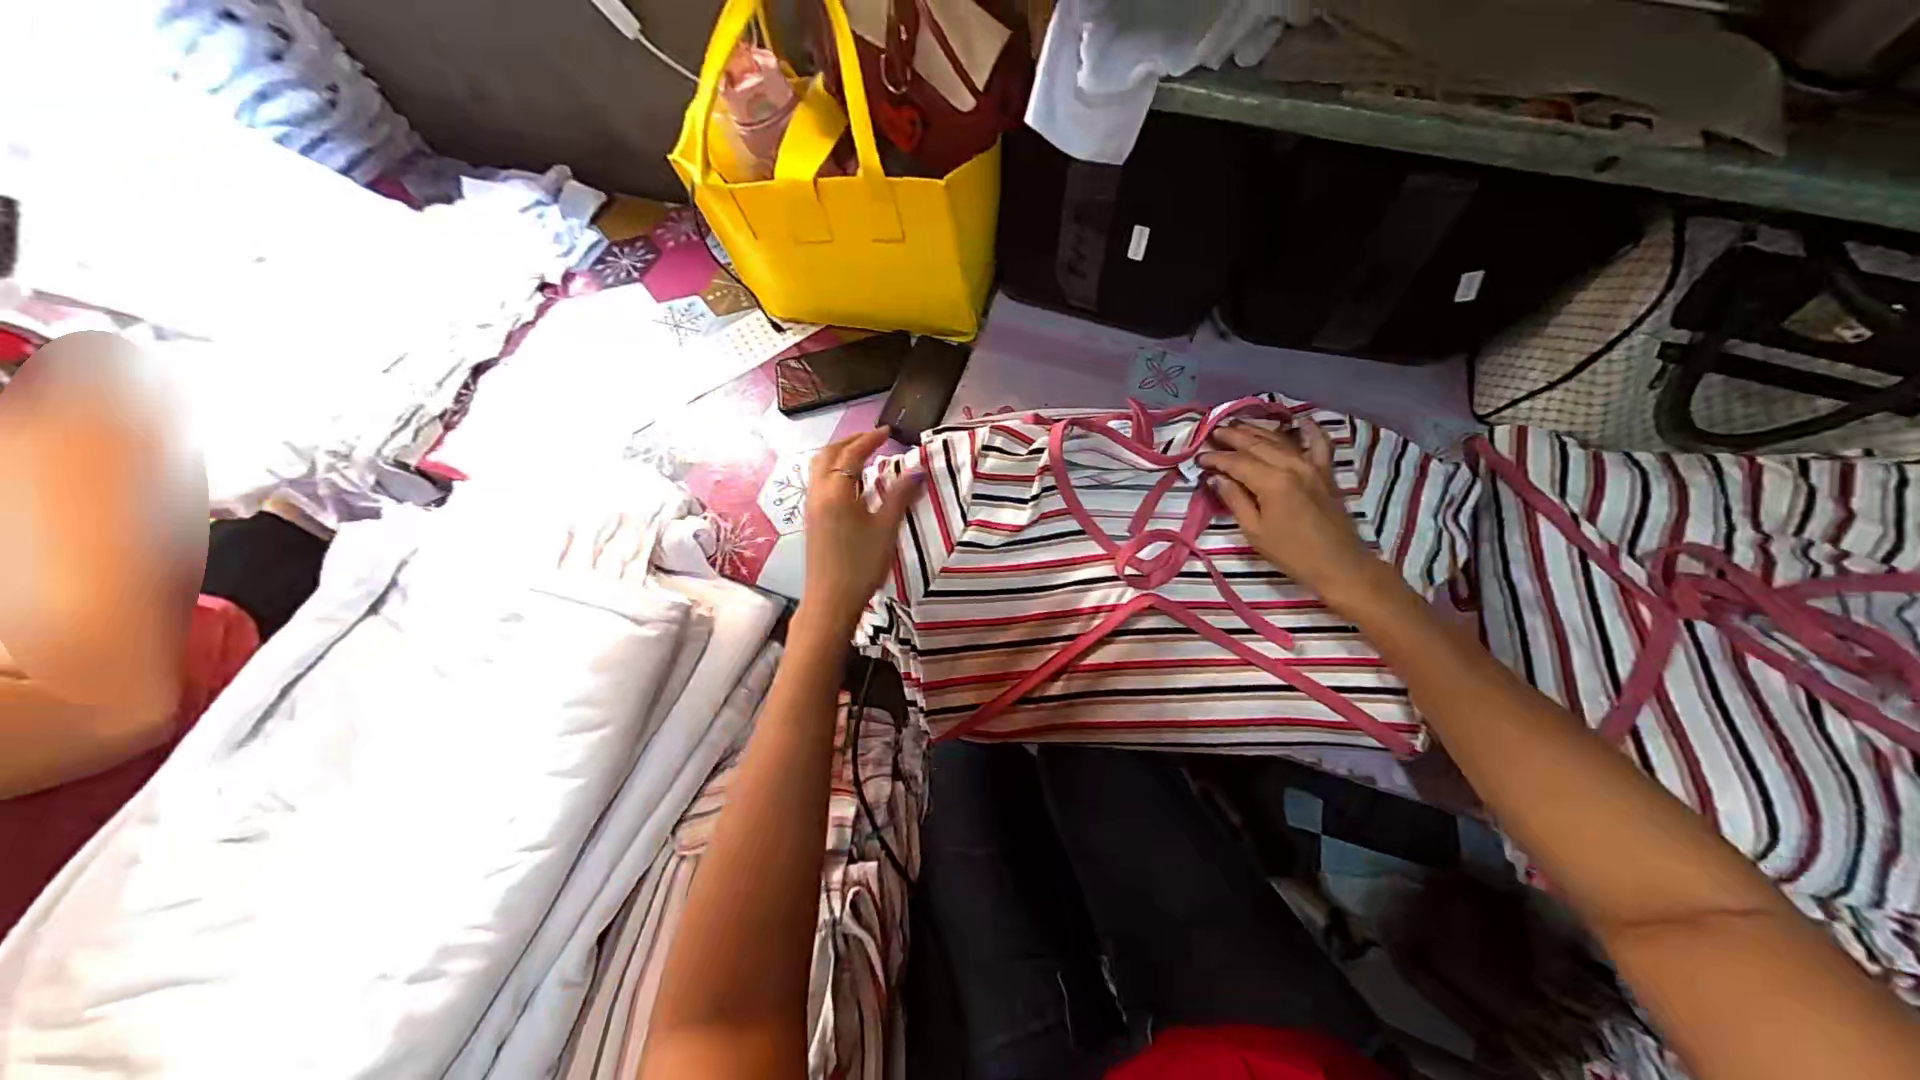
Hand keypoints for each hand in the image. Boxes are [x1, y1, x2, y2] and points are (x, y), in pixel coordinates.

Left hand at [798, 430, 921, 632]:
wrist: (831, 600)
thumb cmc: (861, 565)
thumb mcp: (886, 529)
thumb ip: (900, 496)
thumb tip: (917, 470)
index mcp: (836, 491)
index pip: (852, 454)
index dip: (870, 439)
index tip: (887, 431)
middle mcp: (818, 493)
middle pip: (828, 454)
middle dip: (850, 442)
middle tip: (873, 439)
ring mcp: (811, 506)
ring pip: (819, 468)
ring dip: (839, 455)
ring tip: (862, 456)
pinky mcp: (812, 520)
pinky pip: (819, 482)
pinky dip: (834, 471)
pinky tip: (852, 484)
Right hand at [1197, 419, 1386, 605]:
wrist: (1339, 564)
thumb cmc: (1291, 553)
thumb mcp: (1254, 531)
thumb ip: (1234, 500)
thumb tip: (1216, 478)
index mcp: (1271, 482)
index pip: (1236, 462)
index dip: (1215, 458)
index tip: (1198, 458)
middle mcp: (1292, 466)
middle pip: (1257, 444)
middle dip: (1232, 437)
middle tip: (1213, 432)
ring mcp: (1312, 465)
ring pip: (1280, 439)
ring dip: (1257, 430)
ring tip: (1237, 425)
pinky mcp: (1326, 471)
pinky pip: (1318, 443)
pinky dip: (1309, 429)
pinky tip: (1299, 420)